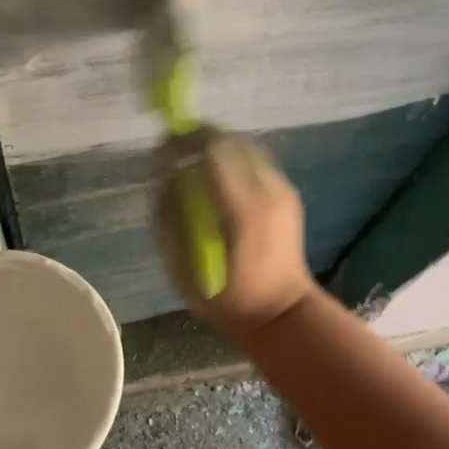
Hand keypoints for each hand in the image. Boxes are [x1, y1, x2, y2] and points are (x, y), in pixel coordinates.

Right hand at [152, 126, 316, 335]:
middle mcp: (267, 190)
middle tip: (174, 146)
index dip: (184, 141)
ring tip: (194, 156)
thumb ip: (168, 220)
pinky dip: (234, 157)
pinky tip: (218, 174)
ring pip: (246, 145)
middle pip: (231, 141)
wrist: (282, 311)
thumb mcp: (184, 267)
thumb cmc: (227, 297)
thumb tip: (160, 179)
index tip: (162, 143)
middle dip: (199, 136)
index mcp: (241, 209)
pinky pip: (257, 161)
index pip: (212, 152)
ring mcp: (282, 190)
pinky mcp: (288, 194)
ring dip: (218, 144)